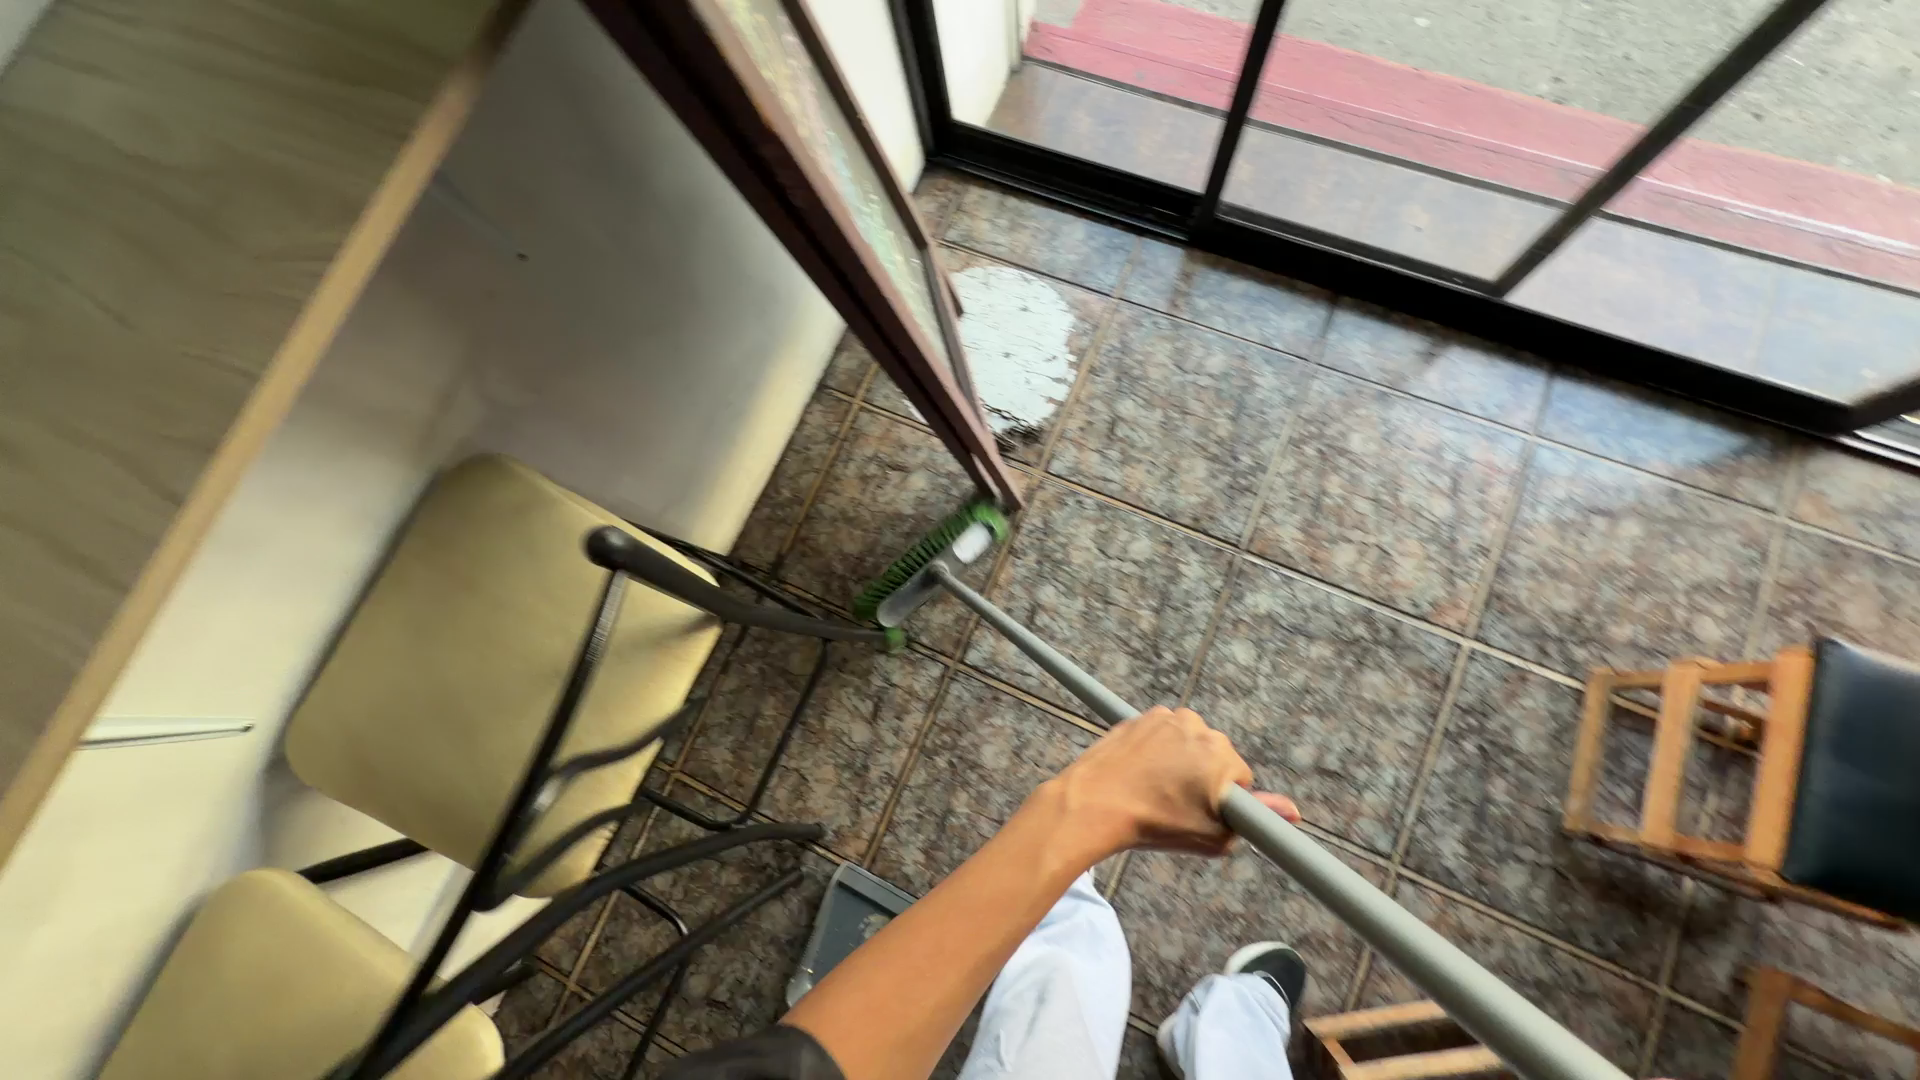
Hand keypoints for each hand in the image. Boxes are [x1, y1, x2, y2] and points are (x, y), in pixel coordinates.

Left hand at [1039, 706, 1298, 857]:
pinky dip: (1156, 747)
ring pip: (1186, 742)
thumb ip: (1260, 820)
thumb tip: (1293, 812)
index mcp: (1222, 753)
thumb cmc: (1156, 823)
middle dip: (1202, 775)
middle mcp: (1198, 726)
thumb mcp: (1215, 834)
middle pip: (1213, 755)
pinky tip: (1141, 770)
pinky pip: (1161, 733)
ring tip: (1155, 787)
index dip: (1225, 799)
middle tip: (1177, 802)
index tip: (1204, 810)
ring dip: (1179, 759)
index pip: (1241, 777)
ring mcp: (1166, 717)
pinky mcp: (1141, 716)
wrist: (1097, 802)